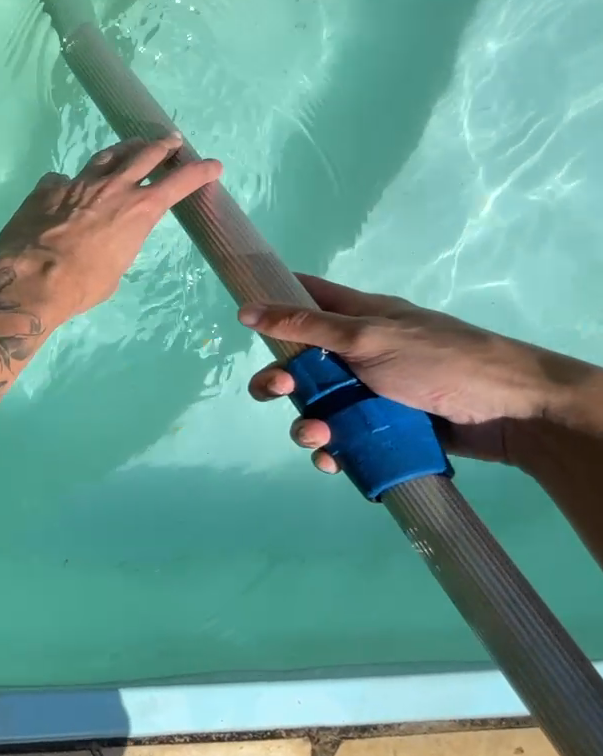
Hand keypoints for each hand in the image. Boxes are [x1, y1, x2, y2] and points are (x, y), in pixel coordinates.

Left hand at [0, 134, 221, 319]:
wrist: (29, 281)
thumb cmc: (78, 287)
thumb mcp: (115, 270)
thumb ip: (119, 246)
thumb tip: (107, 242)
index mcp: (140, 209)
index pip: (182, 180)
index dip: (201, 172)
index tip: (212, 167)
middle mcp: (113, 188)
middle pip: (146, 154)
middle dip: (163, 147)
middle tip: (170, 143)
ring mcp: (77, 185)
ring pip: (107, 156)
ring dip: (122, 150)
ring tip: (129, 148)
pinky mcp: (44, 191)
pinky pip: (59, 179)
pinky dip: (66, 183)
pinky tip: (62, 188)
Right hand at [242, 274, 569, 467]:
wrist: (512, 414)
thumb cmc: (443, 362)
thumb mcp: (368, 338)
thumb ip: (306, 326)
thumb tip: (247, 309)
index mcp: (359, 321)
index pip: (308, 299)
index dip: (274, 301)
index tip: (243, 313)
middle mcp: (357, 354)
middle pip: (294, 365)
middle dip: (277, 382)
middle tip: (282, 391)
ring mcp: (365, 393)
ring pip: (309, 408)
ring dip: (304, 425)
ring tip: (320, 436)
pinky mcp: (374, 427)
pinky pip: (335, 440)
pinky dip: (329, 450)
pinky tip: (335, 456)